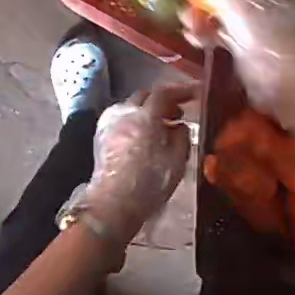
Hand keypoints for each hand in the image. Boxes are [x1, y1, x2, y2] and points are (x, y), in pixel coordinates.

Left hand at [60, 84, 197, 248]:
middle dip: (162, 101)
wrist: (113, 204)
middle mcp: (124, 113)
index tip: (194, 93)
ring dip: (146, 110)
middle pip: (145, 96)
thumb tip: (179, 125)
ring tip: (158, 127)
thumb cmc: (149, 184)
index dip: (181, 90)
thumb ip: (182, 137)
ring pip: (130, 106)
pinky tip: (140, 135)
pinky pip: (119, 117)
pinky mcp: (99, 135)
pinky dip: (132, 119)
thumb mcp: (177, 161)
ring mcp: (109, 123)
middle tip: (176, 114)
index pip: (164, 93)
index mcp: (145, 117)